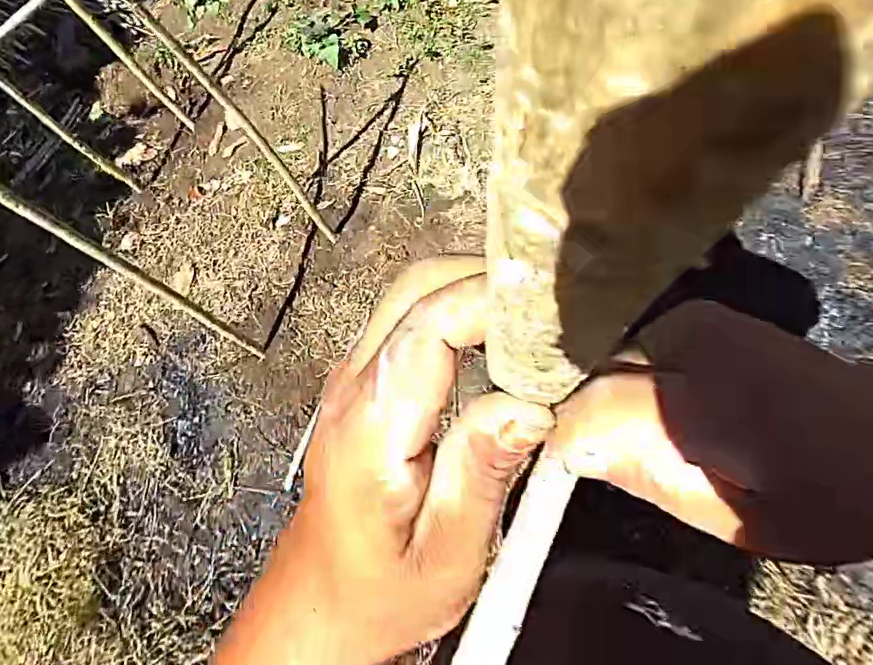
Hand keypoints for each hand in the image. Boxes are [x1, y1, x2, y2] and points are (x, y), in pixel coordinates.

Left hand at [217, 257, 553, 664]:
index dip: (491, 302)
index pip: (431, 322)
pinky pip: (410, 314)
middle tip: (549, 309)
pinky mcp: (367, 375)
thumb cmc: (376, 589)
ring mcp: (354, 372)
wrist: (323, 593)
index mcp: (371, 422)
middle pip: (418, 286)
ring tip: (531, 320)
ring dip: (472, 287)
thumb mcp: (445, 556)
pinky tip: (494, 332)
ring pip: (412, 290)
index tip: (546, 313)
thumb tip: (528, 404)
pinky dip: (457, 305)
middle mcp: (355, 383)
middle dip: (487, 280)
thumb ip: (484, 472)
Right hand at [549, 299, 872, 563]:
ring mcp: (696, 317)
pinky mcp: (699, 312)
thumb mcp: (744, 519)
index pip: (601, 403)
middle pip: (600, 369)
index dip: (566, 428)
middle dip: (582, 405)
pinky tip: (651, 400)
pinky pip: (638, 343)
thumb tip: (574, 451)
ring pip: (614, 353)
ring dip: (607, 388)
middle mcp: (695, 341)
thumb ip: (652, 479)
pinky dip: (631, 370)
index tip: (552, 455)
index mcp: (712, 401)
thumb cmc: (837, 496)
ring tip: (624, 426)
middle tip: (583, 446)